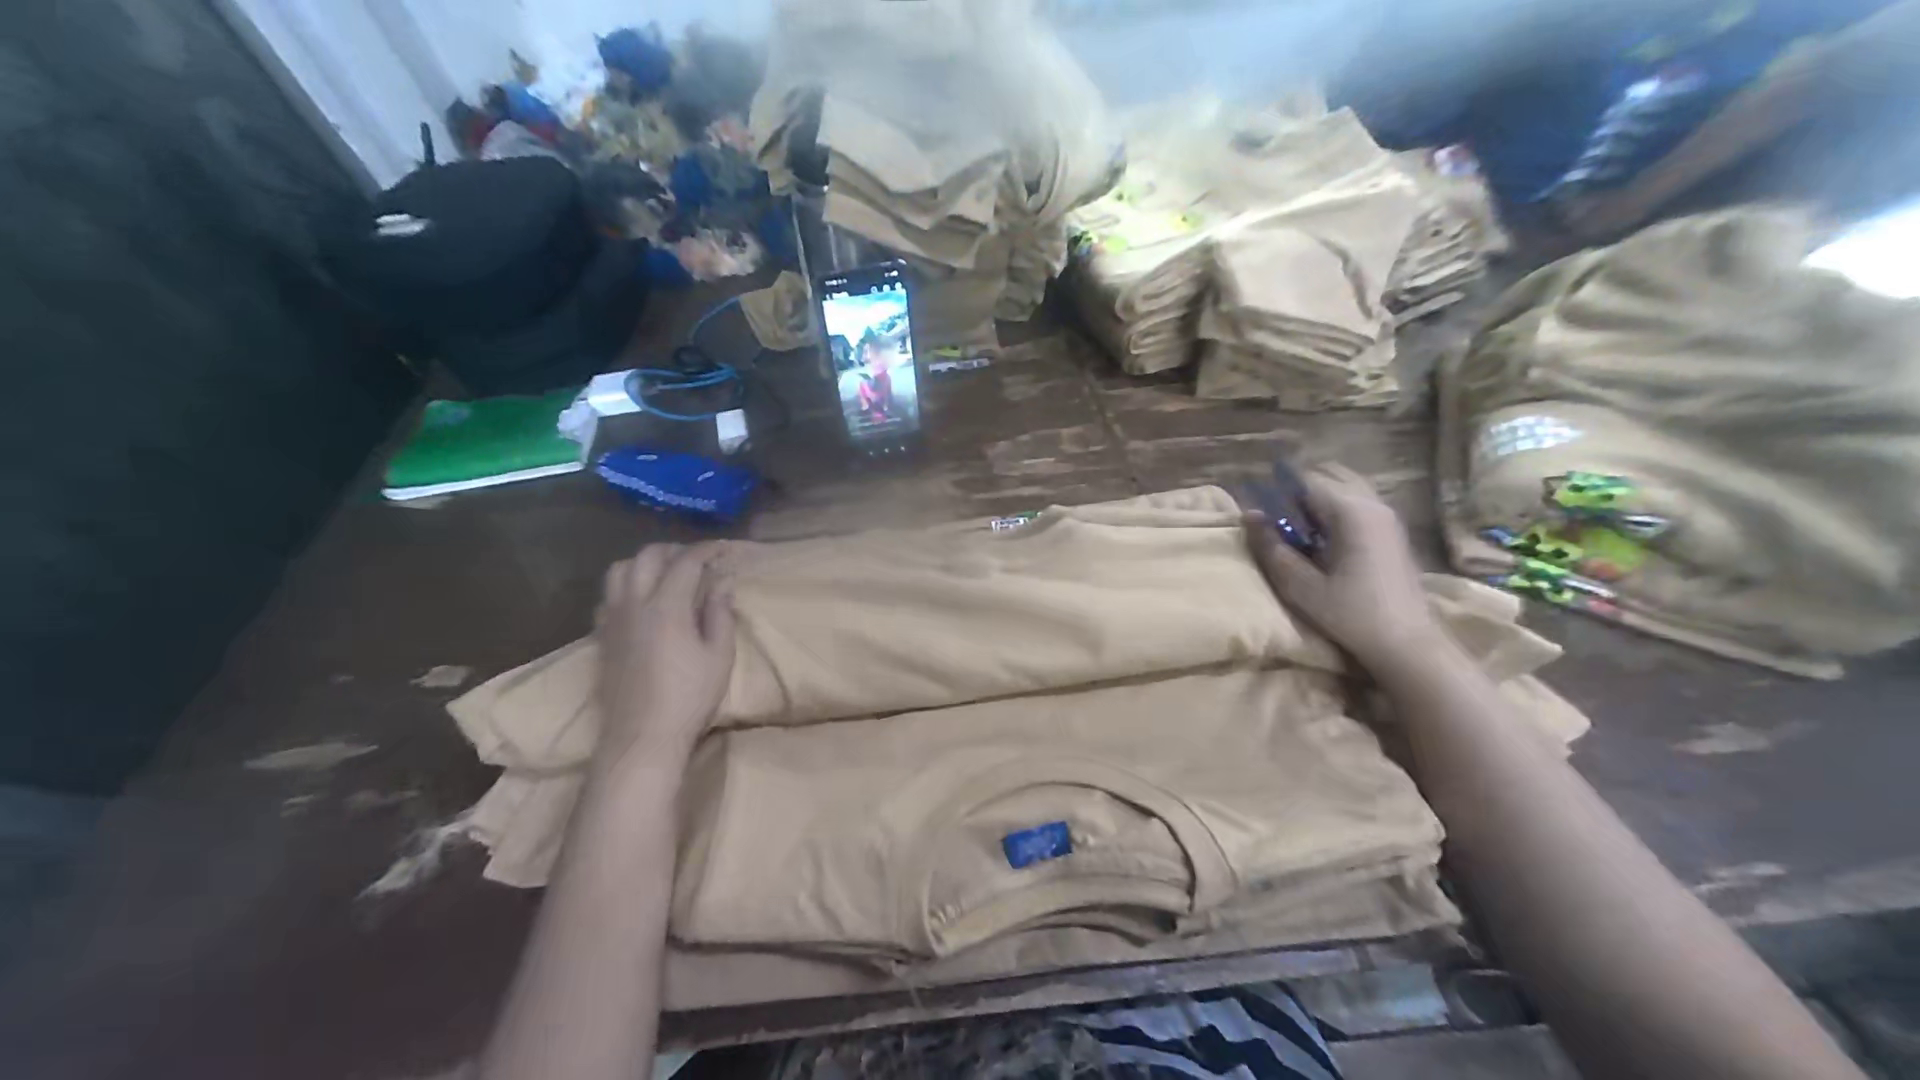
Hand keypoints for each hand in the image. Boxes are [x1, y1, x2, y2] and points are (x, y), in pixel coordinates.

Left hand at [594, 542, 736, 767]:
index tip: (723, 549)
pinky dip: (627, 586)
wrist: (641, 736)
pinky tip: (642, 602)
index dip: (706, 550)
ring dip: (644, 563)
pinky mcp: (602, 637)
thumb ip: (719, 613)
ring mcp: (613, 619)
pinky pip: (609, 596)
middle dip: (674, 550)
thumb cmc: (689, 696)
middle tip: (696, 560)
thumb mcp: (719, 656)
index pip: (685, 561)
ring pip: (619, 570)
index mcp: (667, 606)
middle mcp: (635, 604)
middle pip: (647, 556)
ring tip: (665, 574)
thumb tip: (721, 583)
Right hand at [1244, 464, 1441, 671]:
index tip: (1261, 513)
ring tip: (1299, 531)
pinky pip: (1357, 503)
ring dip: (1317, 500)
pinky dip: (1335, 509)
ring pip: (1345, 487)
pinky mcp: (1392, 531)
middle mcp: (1372, 504)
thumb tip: (1249, 514)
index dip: (1277, 492)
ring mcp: (1387, 516)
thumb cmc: (1351, 614)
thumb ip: (1272, 547)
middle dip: (1298, 491)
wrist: (1407, 643)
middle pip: (1328, 476)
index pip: (1306, 481)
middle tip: (1278, 521)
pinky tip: (1323, 540)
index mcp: (1351, 512)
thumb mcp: (1300, 586)